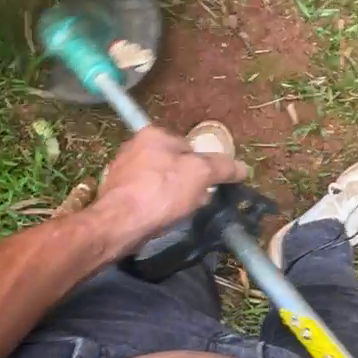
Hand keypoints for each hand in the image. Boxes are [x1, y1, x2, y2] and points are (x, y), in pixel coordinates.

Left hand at [92, 127, 247, 243]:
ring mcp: (122, 168)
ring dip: (171, 196)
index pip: (190, 147)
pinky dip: (154, 205)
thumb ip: (222, 167)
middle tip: (194, 202)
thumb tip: (242, 168)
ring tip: (176, 213)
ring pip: (160, 181)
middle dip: (187, 183)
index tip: (208, 187)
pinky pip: (145, 195)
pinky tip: (158, 218)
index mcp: (154, 134)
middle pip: (174, 164)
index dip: (203, 168)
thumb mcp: (200, 174)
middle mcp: (135, 146)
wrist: (119, 223)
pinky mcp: (116, 191)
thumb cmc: (161, 192)